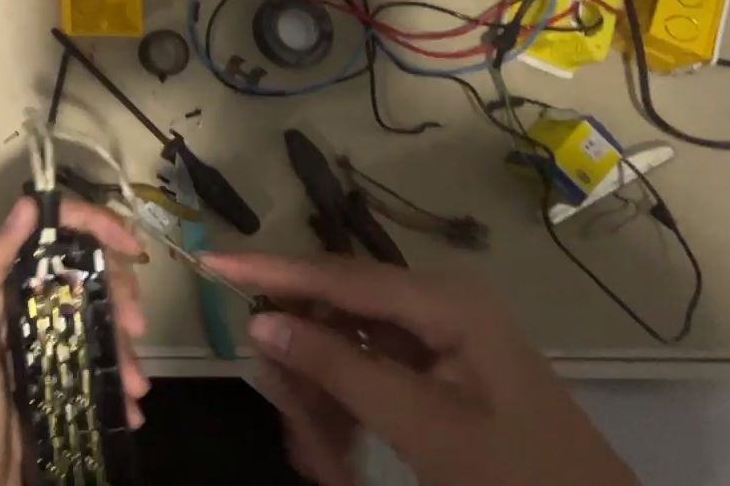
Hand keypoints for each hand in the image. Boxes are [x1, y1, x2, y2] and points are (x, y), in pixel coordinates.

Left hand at [0, 196, 149, 485]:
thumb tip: (26, 205)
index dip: (88, 225)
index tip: (129, 245)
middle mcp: (13, 294)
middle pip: (78, 265)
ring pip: (95, 310)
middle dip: (116, 288)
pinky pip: (98, 354)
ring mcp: (38, 332)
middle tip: (136, 323)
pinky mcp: (57, 369)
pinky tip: (131, 402)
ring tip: (135, 383)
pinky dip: (120, 372)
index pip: (41, 227)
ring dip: (123, 341)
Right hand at [203, 254, 636, 485]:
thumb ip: (339, 368)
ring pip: (345, 346)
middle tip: (289, 419)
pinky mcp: (438, 369)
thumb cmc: (519, 476)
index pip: (334, 274)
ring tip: (323, 459)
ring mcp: (438, 336)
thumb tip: (260, 320)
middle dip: (304, 364)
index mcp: (443, 301)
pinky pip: (367, 372)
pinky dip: (345, 407)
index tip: (210, 263)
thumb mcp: (425, 427)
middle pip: (335, 311)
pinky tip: (338, 451)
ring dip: (323, 397)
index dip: (268, 270)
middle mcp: (436, 303)